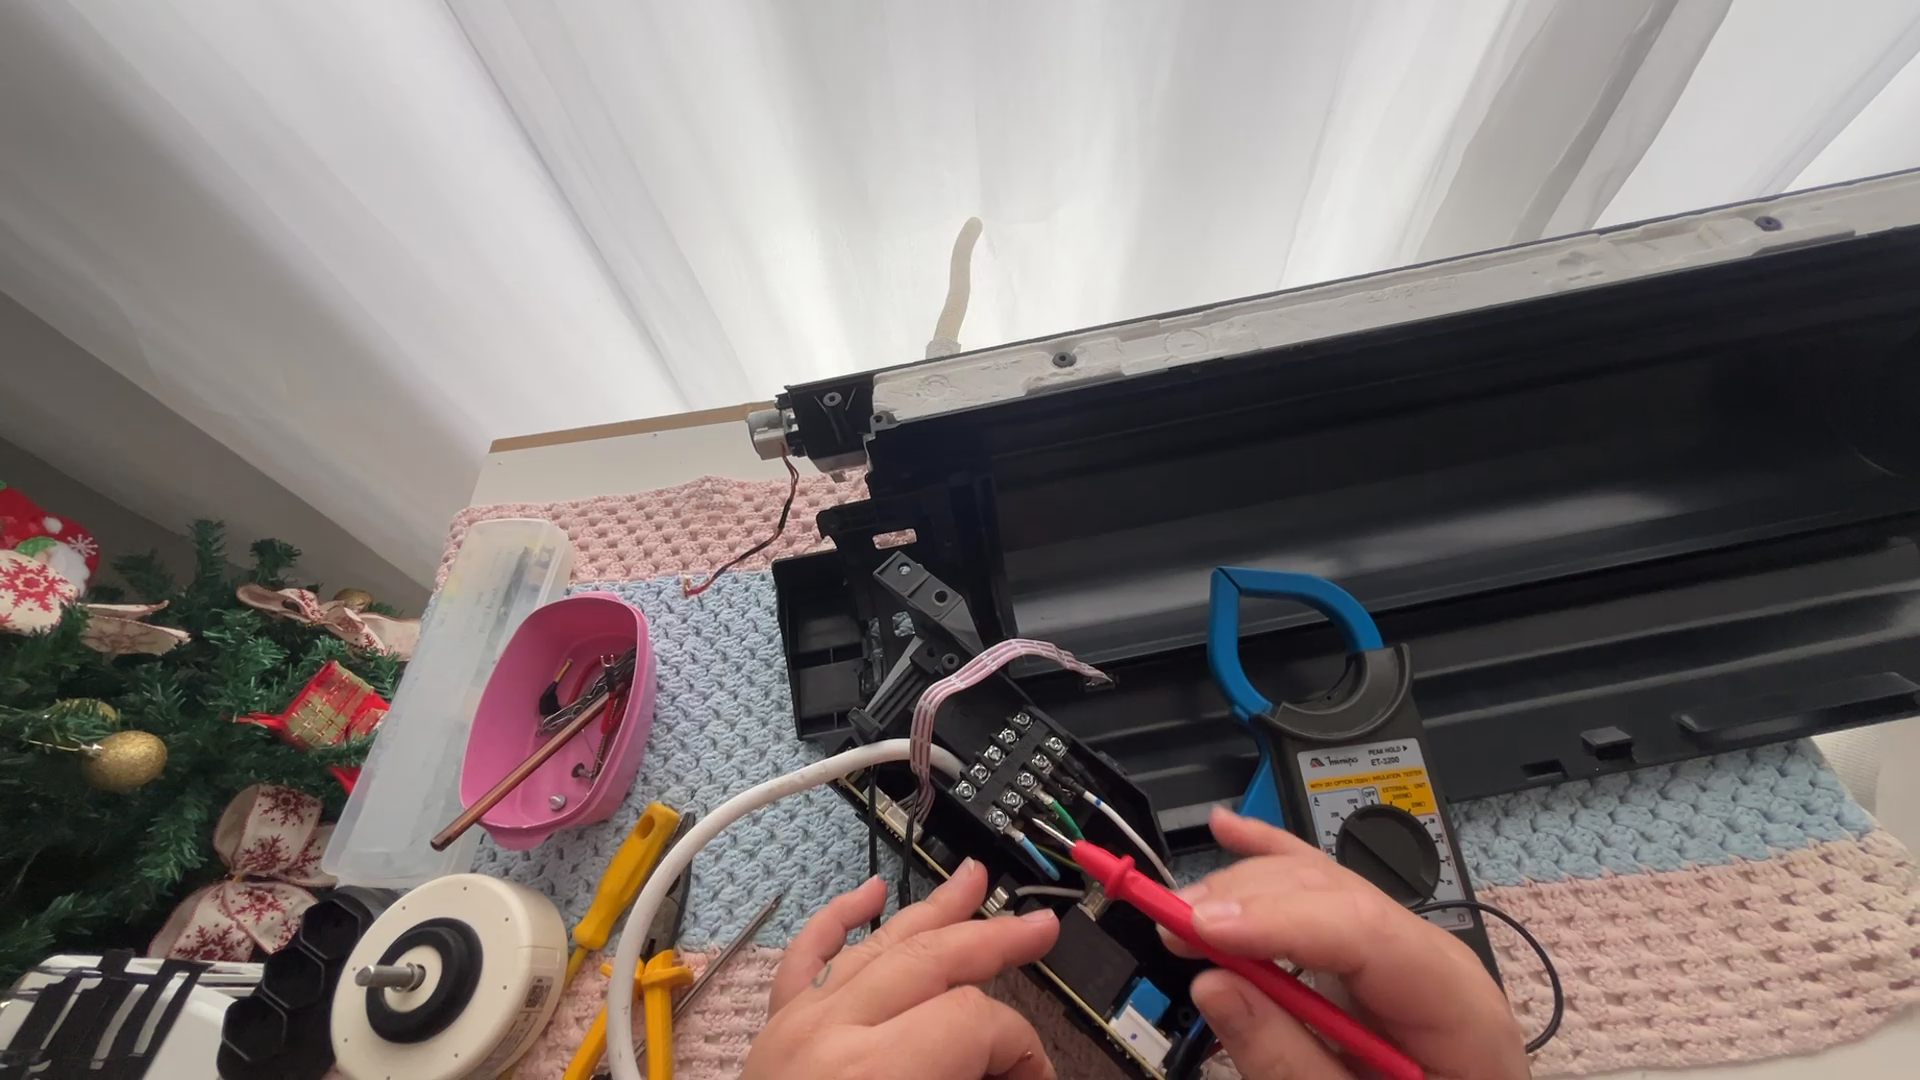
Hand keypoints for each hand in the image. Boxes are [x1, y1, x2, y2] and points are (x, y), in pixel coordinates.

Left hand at [744, 858, 1061, 1079]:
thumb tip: (1019, 1073)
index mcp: (869, 1075)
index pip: (973, 1022)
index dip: (1019, 1047)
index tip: (1036, 1077)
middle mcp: (828, 1035)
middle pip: (931, 960)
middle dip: (993, 940)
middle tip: (1040, 928)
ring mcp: (792, 1028)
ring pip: (877, 943)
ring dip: (931, 910)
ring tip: (972, 881)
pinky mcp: (770, 1036)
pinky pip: (807, 958)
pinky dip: (839, 918)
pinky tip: (869, 892)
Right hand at [1166, 807, 1526, 1079]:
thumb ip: (1290, 1062)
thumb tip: (1212, 984)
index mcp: (1452, 1001)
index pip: (1360, 928)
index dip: (1275, 918)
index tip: (1201, 927)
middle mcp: (1424, 952)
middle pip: (1325, 893)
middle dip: (1242, 899)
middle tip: (1172, 926)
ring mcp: (1394, 942)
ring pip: (1307, 880)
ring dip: (1237, 887)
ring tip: (1179, 910)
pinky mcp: (1364, 947)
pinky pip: (1311, 885)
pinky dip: (1265, 853)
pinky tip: (1228, 828)